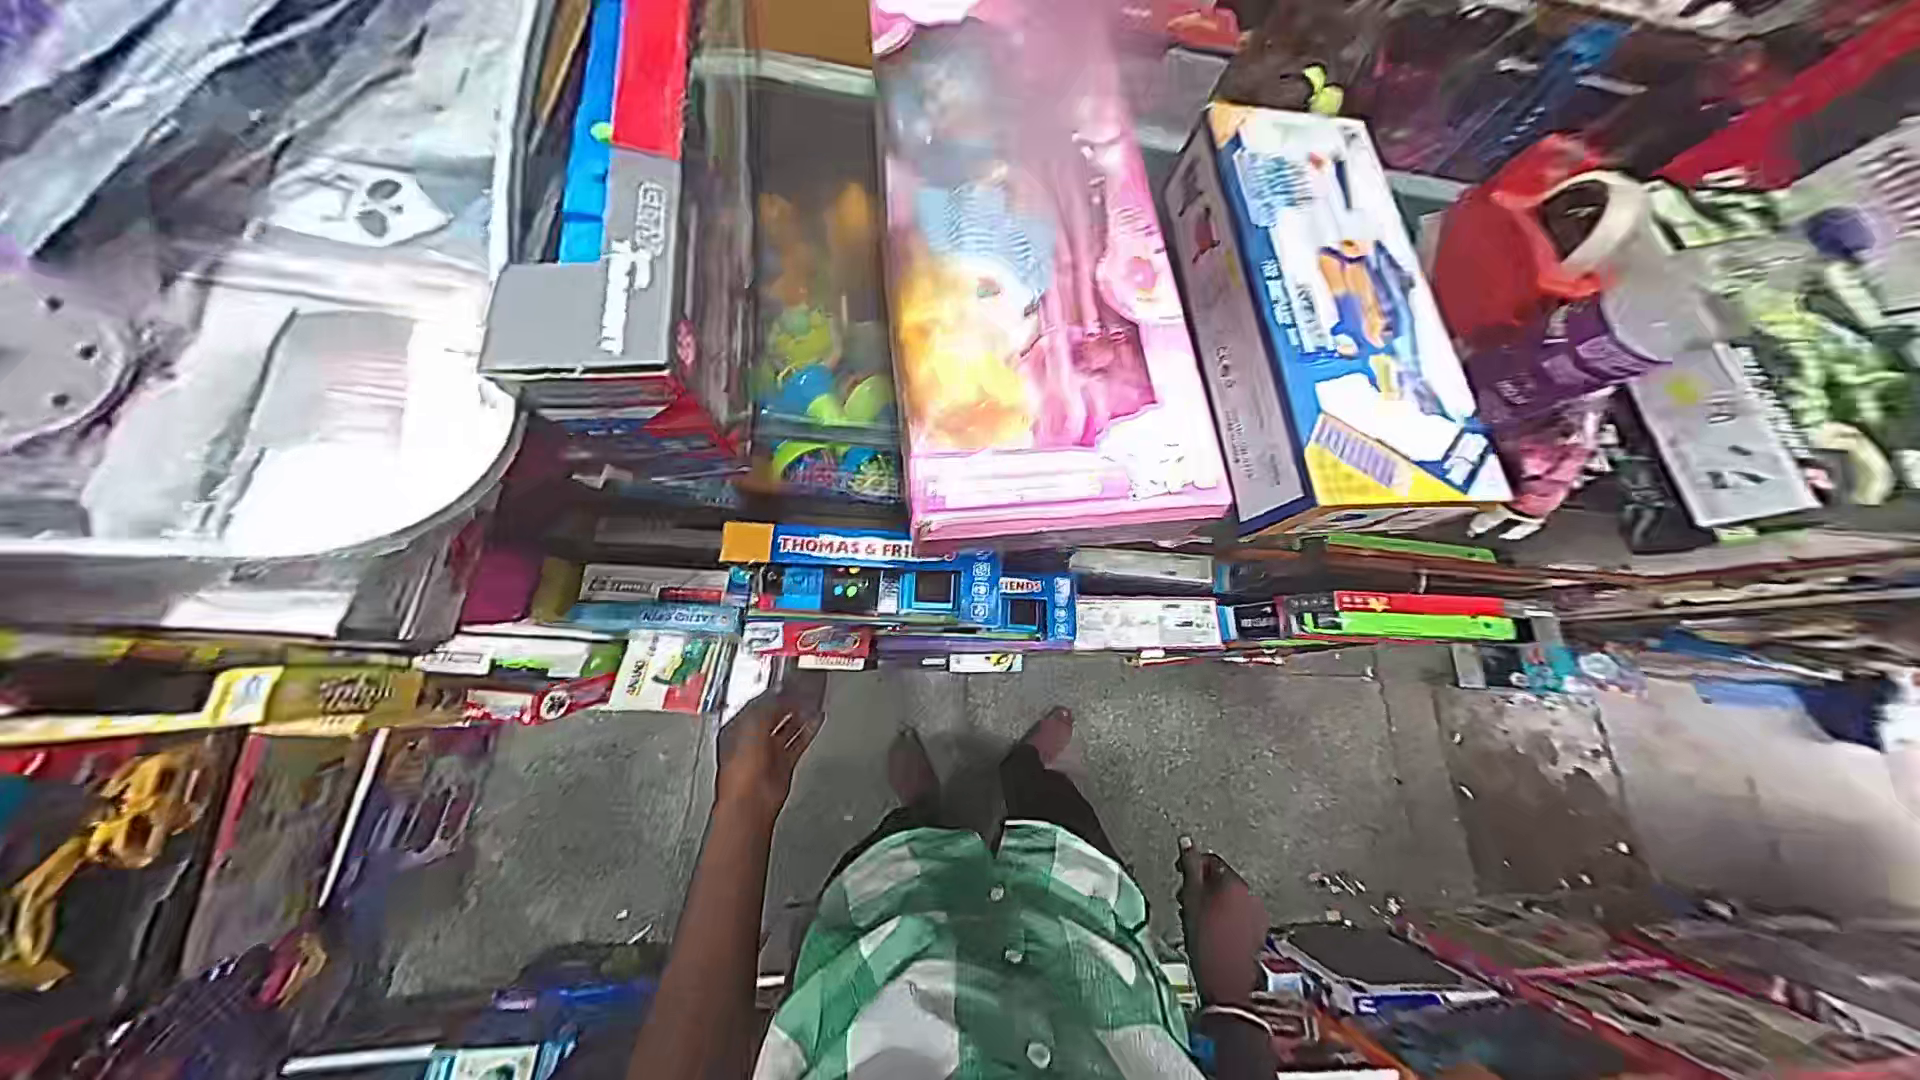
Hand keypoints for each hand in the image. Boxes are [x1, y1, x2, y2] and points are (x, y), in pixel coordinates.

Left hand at [715, 694, 820, 828]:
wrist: (751, 801)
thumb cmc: (742, 769)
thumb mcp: (753, 727)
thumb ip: (767, 708)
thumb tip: (779, 693)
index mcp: (737, 729)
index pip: (756, 704)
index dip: (772, 694)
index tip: (786, 684)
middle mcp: (752, 740)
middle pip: (773, 715)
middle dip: (787, 704)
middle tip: (802, 691)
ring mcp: (768, 752)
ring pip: (787, 728)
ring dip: (800, 715)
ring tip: (813, 702)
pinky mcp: (783, 763)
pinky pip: (798, 742)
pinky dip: (808, 730)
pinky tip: (817, 719)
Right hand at [1176, 837, 1267, 1006]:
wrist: (1225, 981)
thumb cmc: (1204, 937)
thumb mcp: (1190, 896)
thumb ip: (1189, 865)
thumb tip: (1186, 840)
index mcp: (1234, 881)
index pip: (1210, 860)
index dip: (1191, 865)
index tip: (1179, 876)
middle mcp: (1250, 894)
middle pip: (1220, 878)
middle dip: (1202, 885)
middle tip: (1185, 899)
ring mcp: (1257, 915)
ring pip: (1229, 897)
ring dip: (1212, 901)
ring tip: (1196, 916)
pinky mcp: (1258, 932)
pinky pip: (1238, 914)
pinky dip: (1225, 915)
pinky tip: (1212, 928)